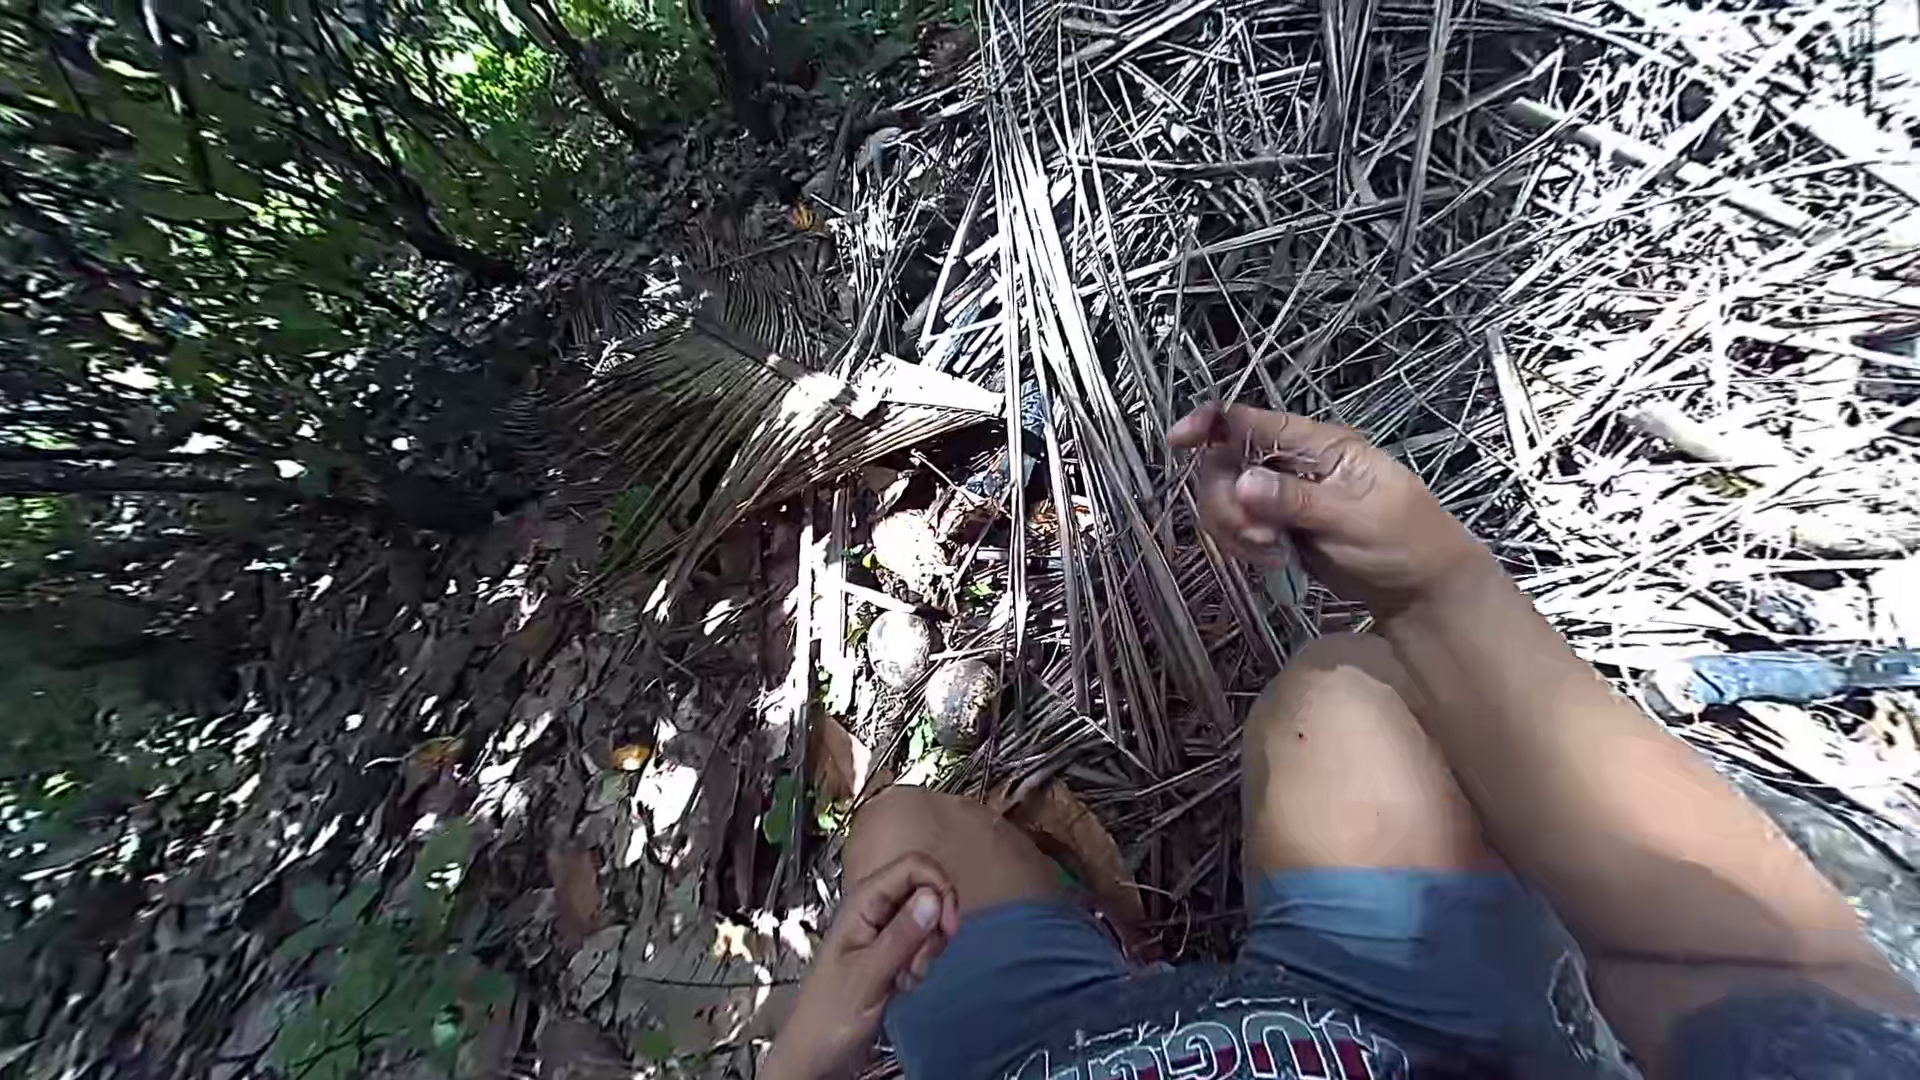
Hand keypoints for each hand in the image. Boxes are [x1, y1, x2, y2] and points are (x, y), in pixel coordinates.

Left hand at [763, 854, 961, 1079]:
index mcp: (866, 898)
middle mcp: (877, 904)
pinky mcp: (891, 948)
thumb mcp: (867, 976)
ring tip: (906, 978)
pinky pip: (921, 941)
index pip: (915, 866)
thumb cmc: (831, 1015)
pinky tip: (903, 984)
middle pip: (926, 890)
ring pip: (927, 917)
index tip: (950, 927)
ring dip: (927, 949)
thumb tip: (935, 896)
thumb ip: (902, 935)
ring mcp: (884, 926)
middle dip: (934, 926)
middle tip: (920, 962)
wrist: (813, 1057)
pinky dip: (921, 962)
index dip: (939, 887)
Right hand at [1168, 403, 1489, 612]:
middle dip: (1228, 504)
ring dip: (1235, 531)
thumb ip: (1295, 500)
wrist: (1418, 592)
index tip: (1178, 441)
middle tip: (1258, 538)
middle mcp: (1289, 465)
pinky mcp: (1270, 527)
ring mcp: (1276, 497)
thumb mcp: (1355, 518)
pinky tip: (1272, 562)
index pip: (1251, 421)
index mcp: (1317, 445)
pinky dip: (1242, 547)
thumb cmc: (1405, 542)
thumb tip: (1242, 482)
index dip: (1209, 424)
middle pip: (1224, 467)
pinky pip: (1233, 529)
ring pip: (1223, 501)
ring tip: (1272, 554)